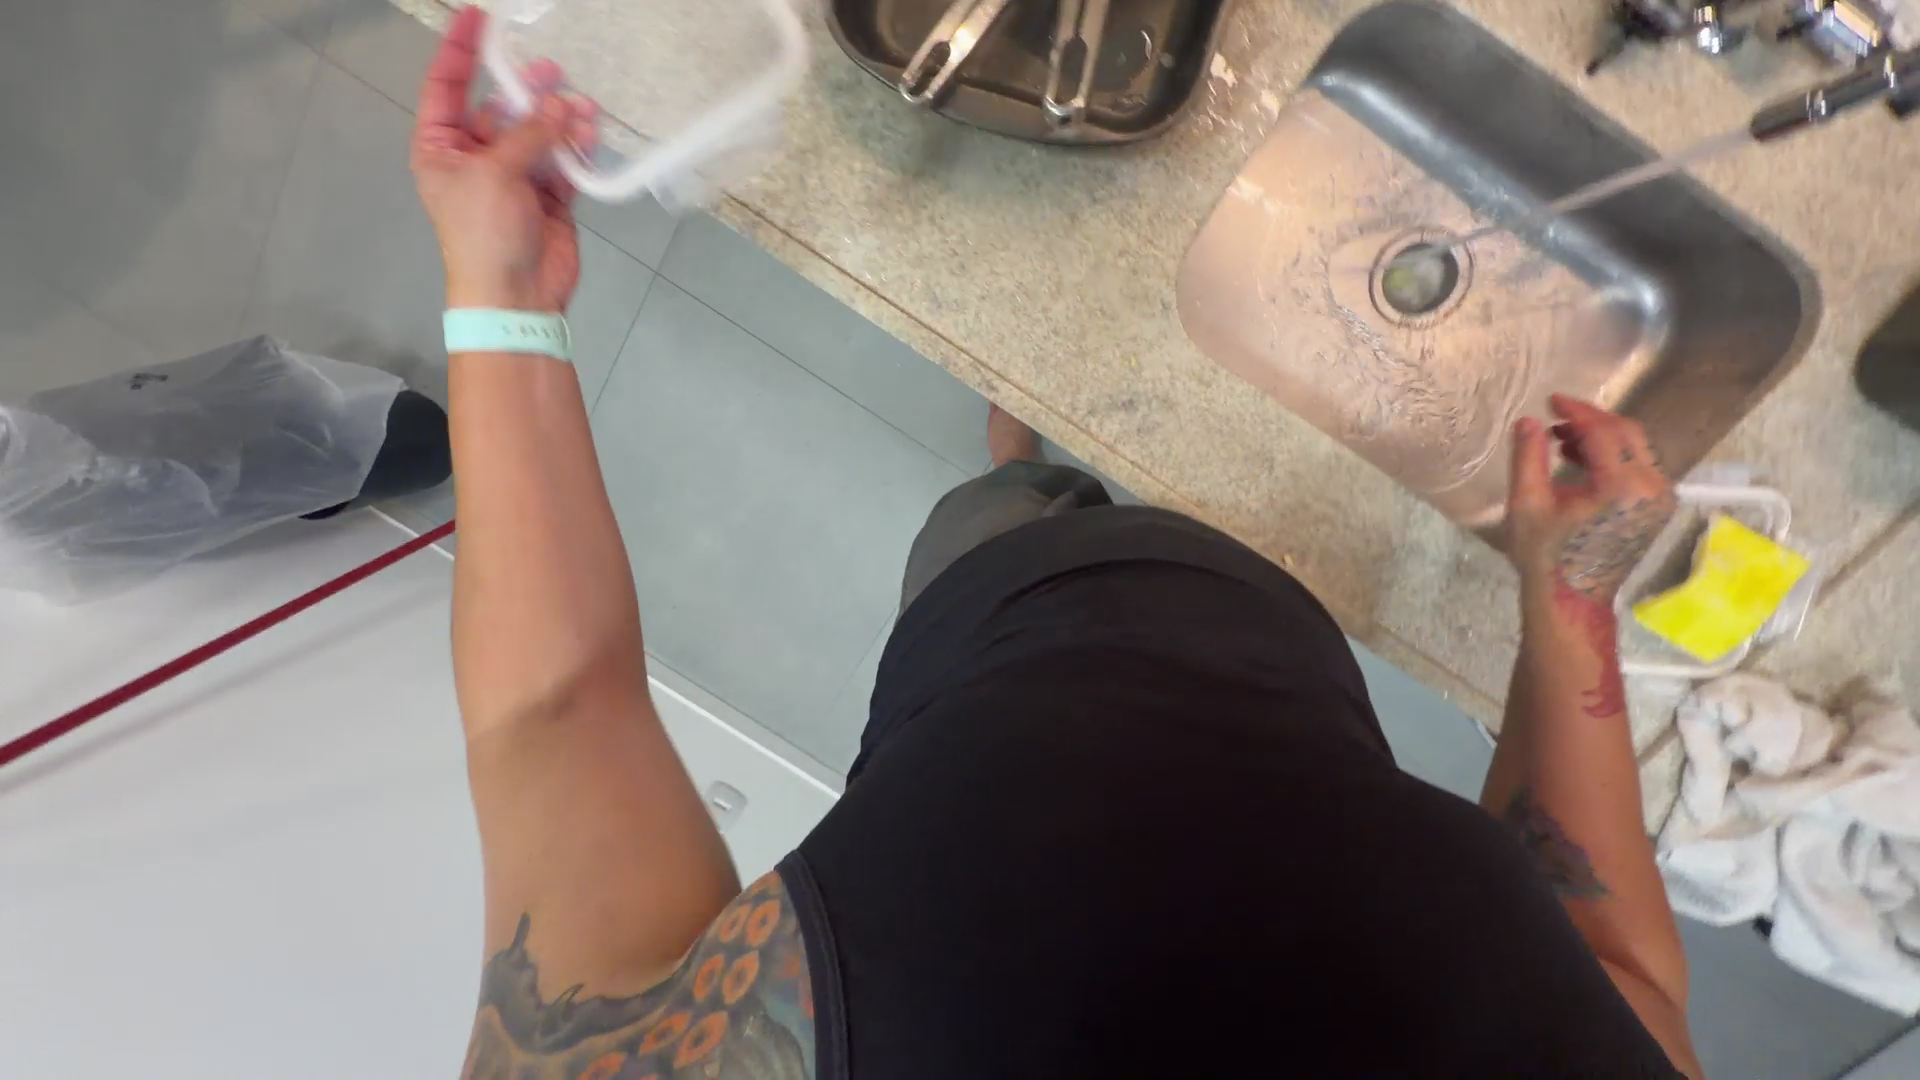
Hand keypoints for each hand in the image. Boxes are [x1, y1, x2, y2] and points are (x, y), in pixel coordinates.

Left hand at [410, 6, 595, 313]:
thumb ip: (529, 136)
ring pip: (539, 137)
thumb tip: (562, 105)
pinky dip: (577, 151)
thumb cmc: (485, 232)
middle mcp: (478, 158)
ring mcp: (517, 180)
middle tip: (554, 71)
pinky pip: (564, 166)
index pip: (446, 86)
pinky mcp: (551, 201)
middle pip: (502, 110)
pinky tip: (589, 135)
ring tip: (585, 108)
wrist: (516, 294)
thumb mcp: (495, 174)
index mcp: (442, 147)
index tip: (482, 19)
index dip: (461, 51)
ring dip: (560, 122)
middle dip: (527, 90)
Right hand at [1506, 395, 1675, 606]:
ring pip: (1637, 448)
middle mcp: (1652, 488)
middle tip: (1556, 416)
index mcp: (1621, 487)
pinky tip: (1580, 459)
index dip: (1577, 412)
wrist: (1571, 596)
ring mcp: (1660, 499)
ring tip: (1561, 439)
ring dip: (1602, 436)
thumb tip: (1528, 421)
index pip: (1605, 432)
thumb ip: (1528, 459)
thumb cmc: (1544, 554)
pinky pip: (1639, 466)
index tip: (1551, 401)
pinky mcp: (1656, 507)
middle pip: (1629, 434)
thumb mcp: (1527, 505)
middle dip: (1592, 420)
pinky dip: (1612, 455)